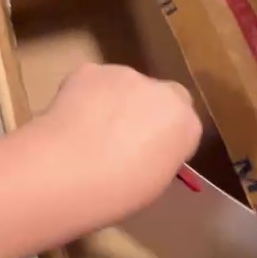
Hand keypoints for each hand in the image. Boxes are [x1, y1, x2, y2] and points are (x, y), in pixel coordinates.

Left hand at [27, 64, 202, 226]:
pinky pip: (92, 79)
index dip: (162, 129)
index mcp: (186, 123)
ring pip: (122, 83)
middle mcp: (160, 91)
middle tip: (118, 132)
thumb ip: (159, 151)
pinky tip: (71, 114)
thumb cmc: (121, 188)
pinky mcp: (89, 69)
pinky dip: (84, 92)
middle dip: (141, 107)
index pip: (181, 118)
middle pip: (154, 94)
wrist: (73, 168)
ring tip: (89, 125)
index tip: (148, 146)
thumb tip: (143, 146)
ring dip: (112, 98)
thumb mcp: (157, 177)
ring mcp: (124, 74)